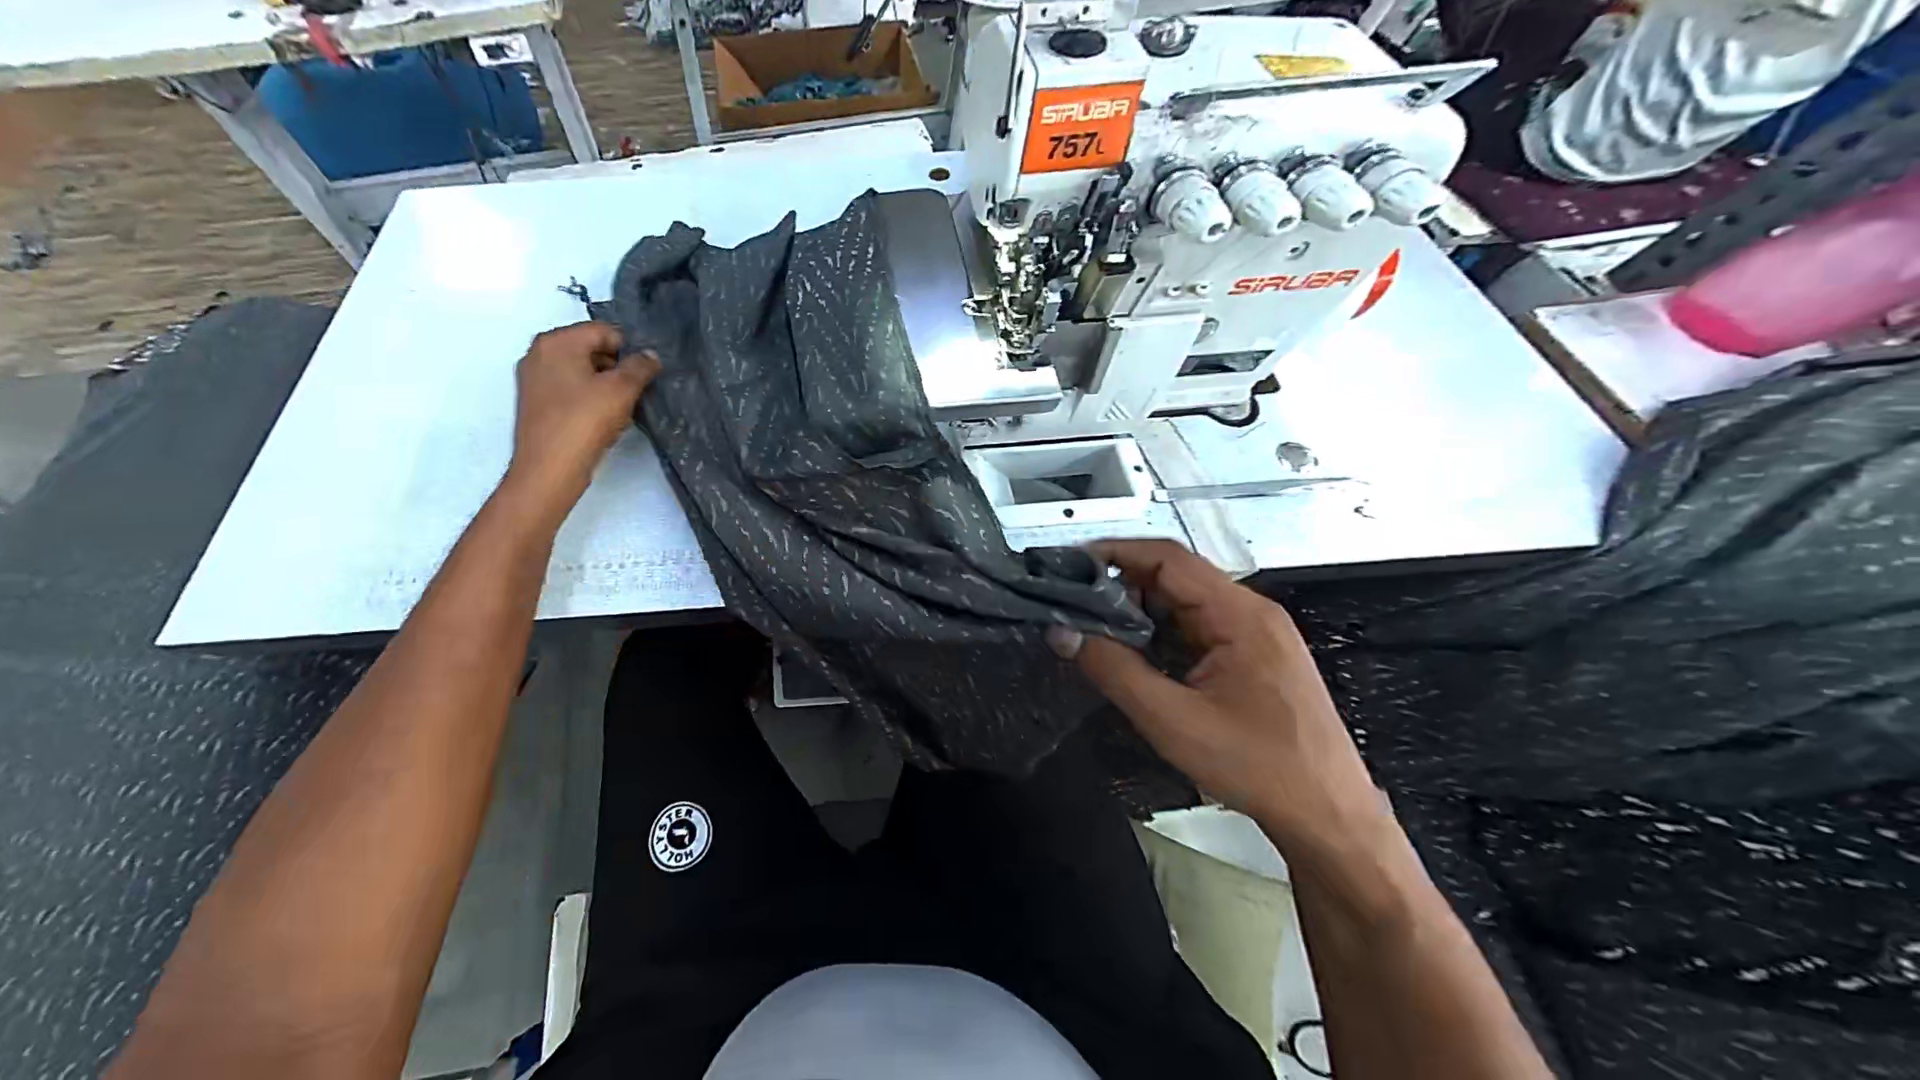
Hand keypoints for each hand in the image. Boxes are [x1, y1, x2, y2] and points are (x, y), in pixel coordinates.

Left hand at [503, 321, 659, 520]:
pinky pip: (570, 388)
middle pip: (591, 348)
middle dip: (617, 367)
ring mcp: (534, 378)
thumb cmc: (585, 421)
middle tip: (636, 391)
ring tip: (622, 407)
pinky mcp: (536, 402)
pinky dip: (589, 397)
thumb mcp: (622, 390)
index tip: (646, 374)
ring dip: (605, 384)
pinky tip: (603, 418)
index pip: (604, 331)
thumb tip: (650, 355)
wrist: (550, 468)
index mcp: (556, 341)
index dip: (630, 350)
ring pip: (582, 370)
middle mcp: (539, 353)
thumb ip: (640, 367)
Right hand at [1047, 540, 1384, 848]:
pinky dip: (1162, 632)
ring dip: (1141, 610)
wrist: (1326, 813)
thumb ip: (1113, 670)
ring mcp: (1256, 633)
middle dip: (1122, 585)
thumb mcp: (1172, 720)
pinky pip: (1198, 625)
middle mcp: (1252, 613)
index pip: (1169, 558)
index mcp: (1241, 616)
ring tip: (1099, 630)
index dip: (1116, 553)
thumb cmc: (1262, 768)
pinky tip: (1138, 654)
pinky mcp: (1254, 654)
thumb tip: (1066, 634)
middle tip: (1077, 604)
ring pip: (1185, 601)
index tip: (1074, 562)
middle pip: (1176, 575)